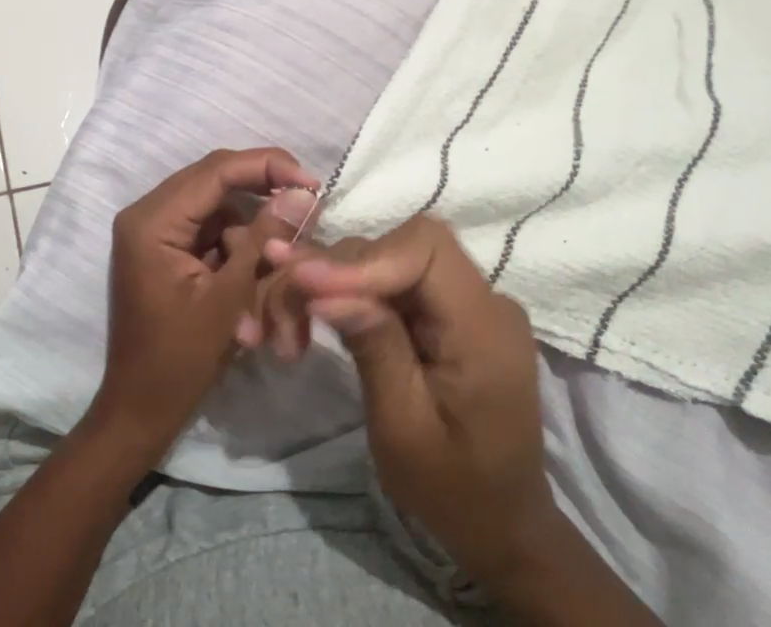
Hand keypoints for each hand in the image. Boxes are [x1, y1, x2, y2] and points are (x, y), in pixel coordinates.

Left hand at [88, 149, 314, 455]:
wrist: (141, 407)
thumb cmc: (179, 358)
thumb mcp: (229, 298)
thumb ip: (264, 240)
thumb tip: (303, 192)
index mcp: (151, 222)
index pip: (214, 171)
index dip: (267, 167)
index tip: (313, 183)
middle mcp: (146, 216)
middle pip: (216, 187)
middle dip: (263, 205)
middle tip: (308, 216)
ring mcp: (154, 235)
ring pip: (219, 216)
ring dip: (250, 246)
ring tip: (269, 291)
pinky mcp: (165, 254)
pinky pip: (210, 239)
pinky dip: (236, 261)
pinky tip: (250, 303)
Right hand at [274, 215, 557, 584]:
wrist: (497, 521)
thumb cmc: (453, 487)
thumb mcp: (404, 427)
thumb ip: (374, 347)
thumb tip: (323, 288)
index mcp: (484, 328)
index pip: (425, 248)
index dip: (361, 259)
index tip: (304, 286)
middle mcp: (478, 300)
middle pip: (388, 249)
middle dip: (323, 277)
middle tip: (272, 326)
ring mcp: (457, 304)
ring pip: (373, 262)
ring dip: (319, 288)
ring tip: (280, 337)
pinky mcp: (436, 314)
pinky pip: (380, 286)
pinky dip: (335, 298)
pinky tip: (302, 326)